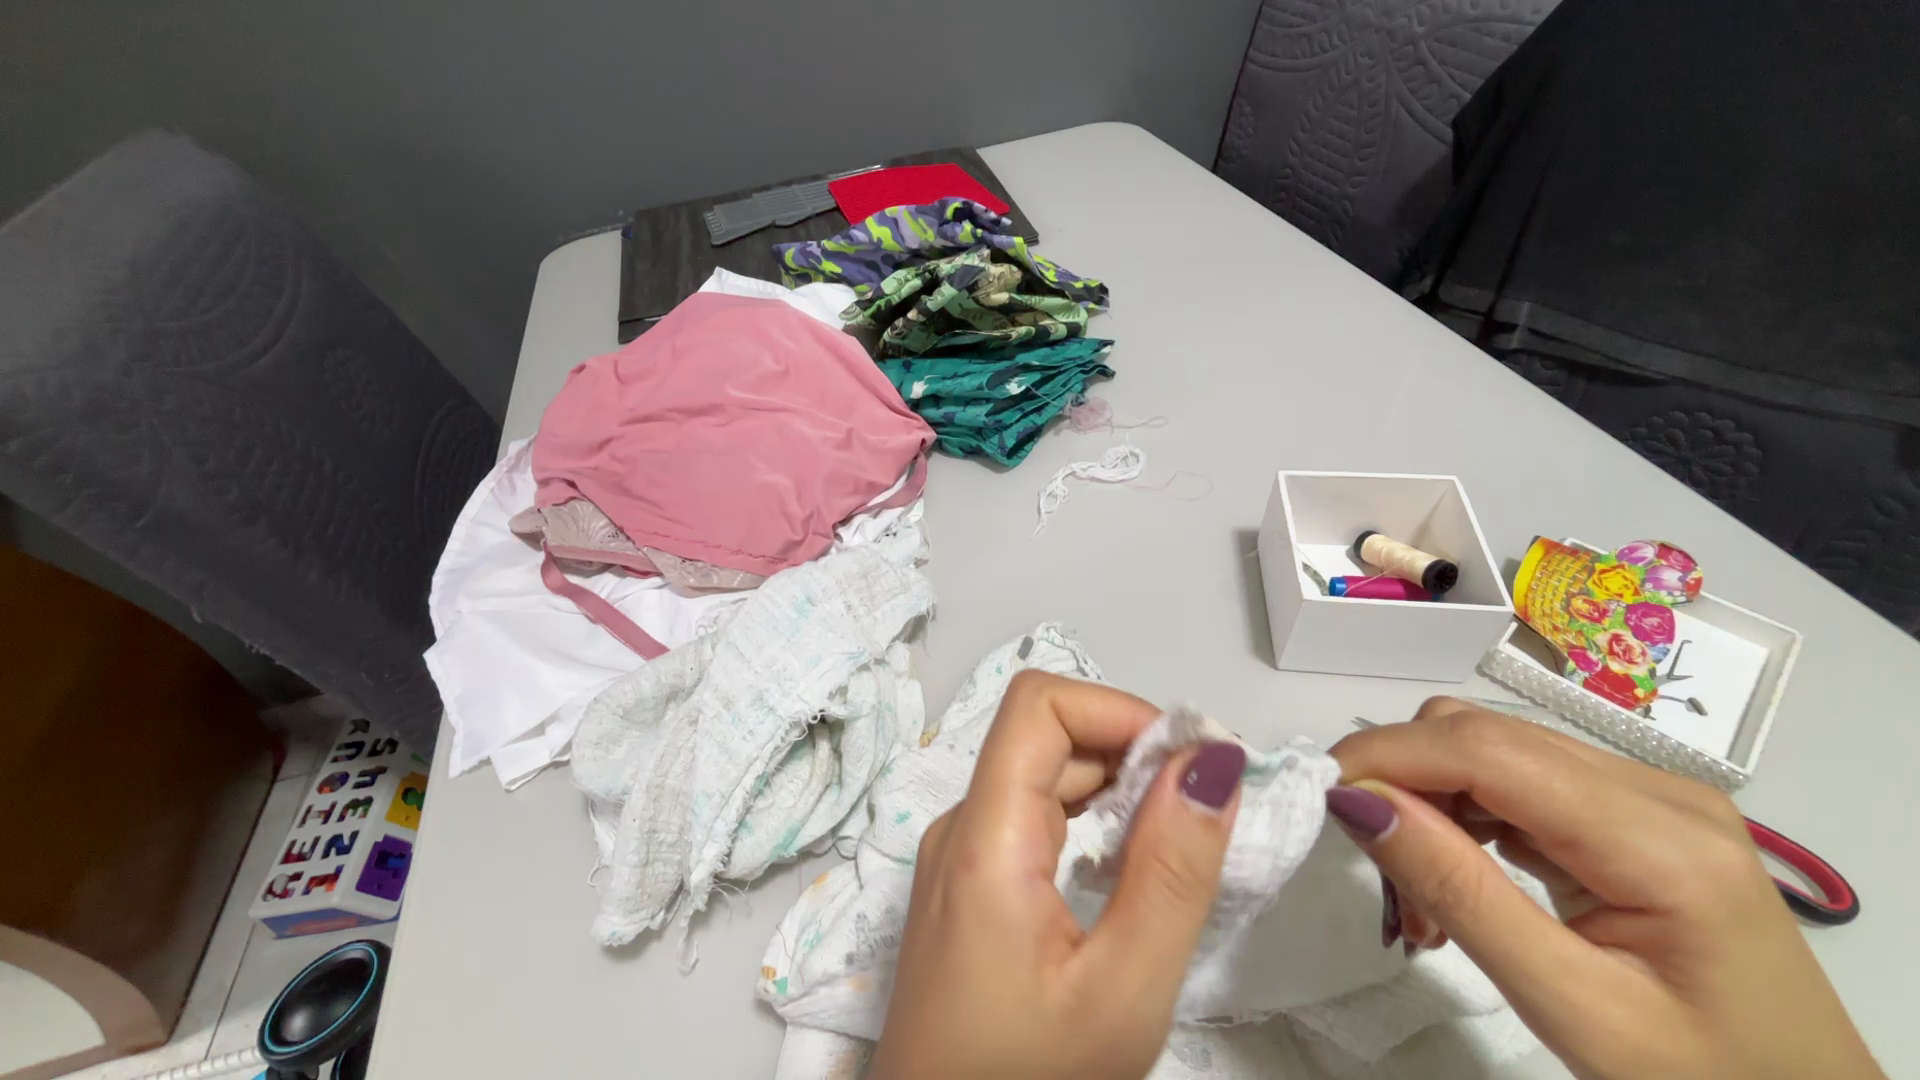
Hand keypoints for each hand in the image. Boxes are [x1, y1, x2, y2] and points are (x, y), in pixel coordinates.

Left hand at [868, 671, 1245, 1079]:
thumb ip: (1172, 873)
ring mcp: (960, 852)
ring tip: (1176, 838)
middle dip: (1130, 748)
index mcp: (984, 838)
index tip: (1188, 760)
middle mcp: (962, 826)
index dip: (1117, 709)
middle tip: (1202, 807)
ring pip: (1043, 773)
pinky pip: (1034, 815)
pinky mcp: (970, 880)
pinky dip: (1093, 818)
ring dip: (1116, 784)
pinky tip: (1130, 863)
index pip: (1039, 705)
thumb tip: (1212, 765)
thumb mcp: (1122, 991)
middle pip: (1045, 736)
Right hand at [1329, 697, 1883, 1079]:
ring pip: (1488, 748)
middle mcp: (1656, 787)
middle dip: (1401, 782)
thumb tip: (1355, 801)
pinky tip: (1457, 874)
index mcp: (1660, 837)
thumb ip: (1459, 893)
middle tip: (1377, 875)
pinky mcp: (1632, 809)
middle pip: (1481, 735)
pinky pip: (1514, 778)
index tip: (1317, 797)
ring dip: (1426, 800)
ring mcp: (1649, 793)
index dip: (1385, 754)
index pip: (1484, 748)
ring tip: (1419, 895)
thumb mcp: (1573, 1007)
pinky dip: (1460, 814)